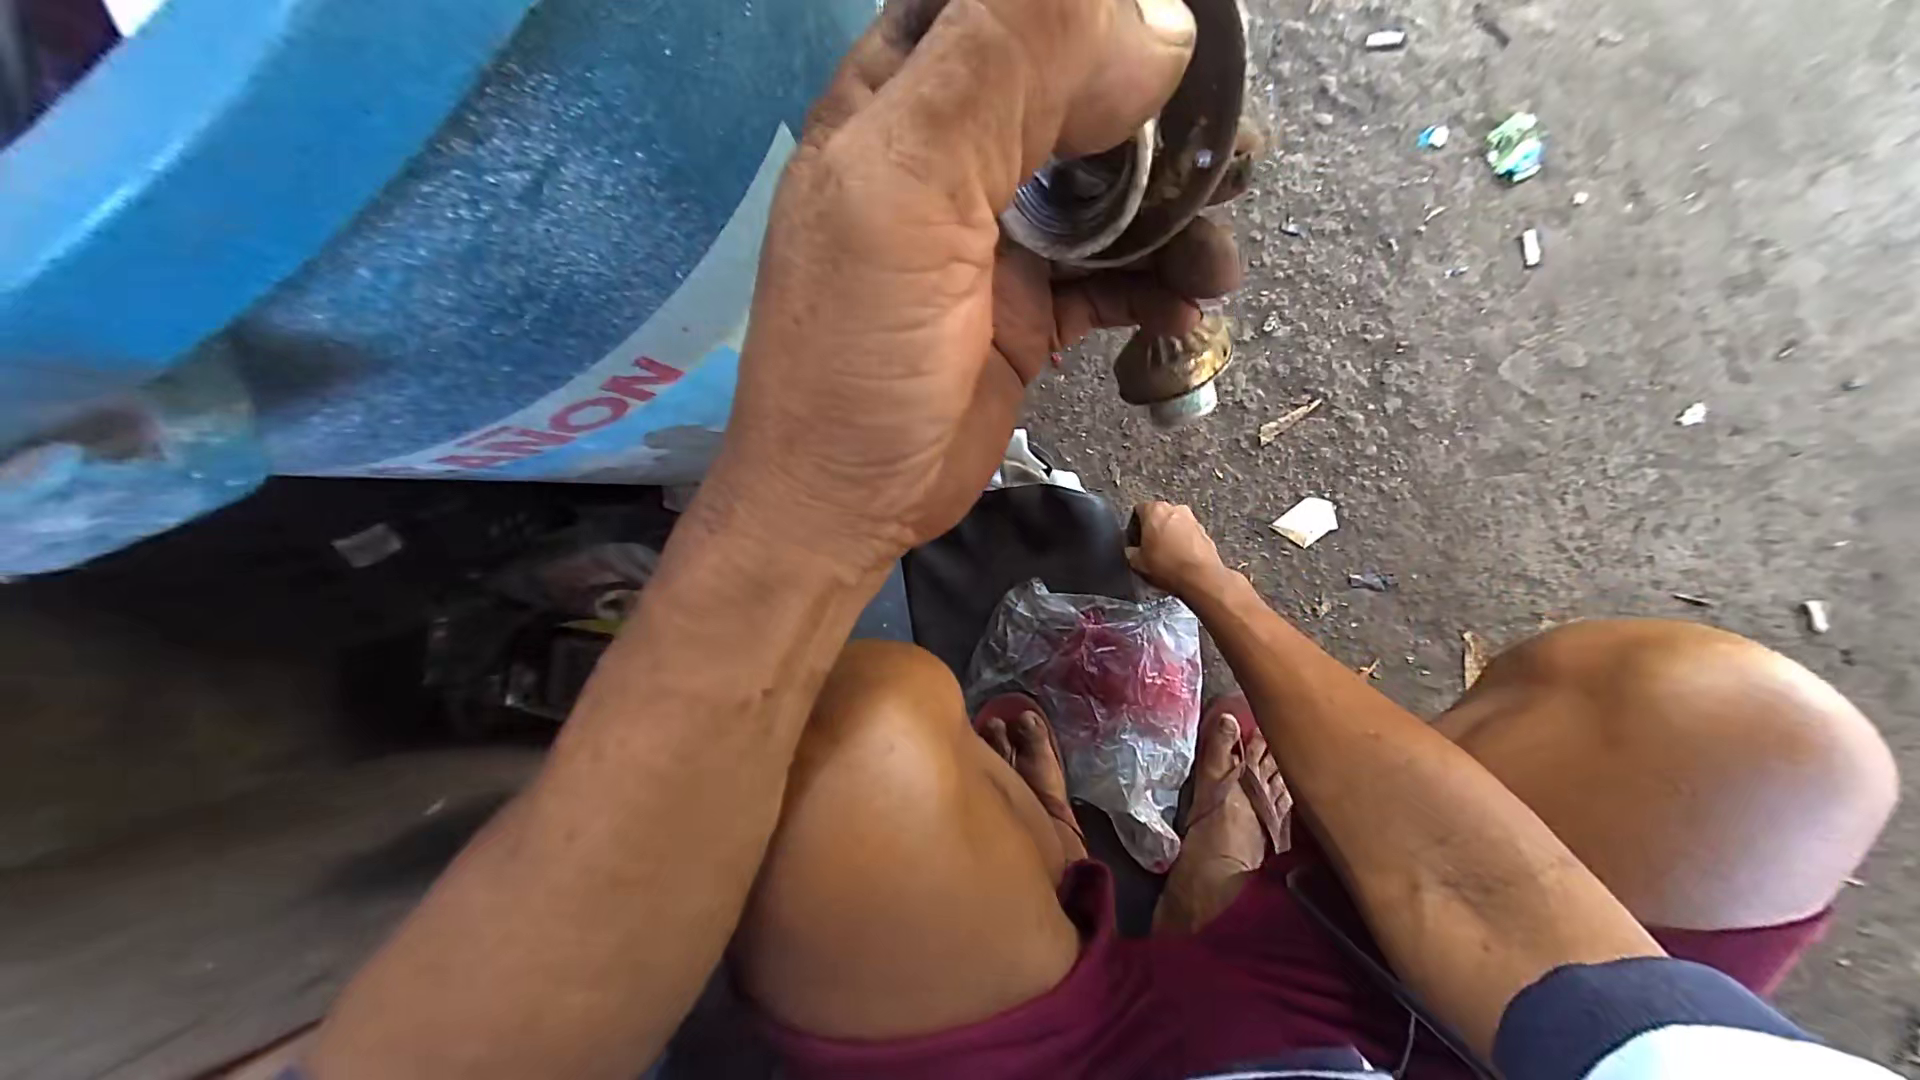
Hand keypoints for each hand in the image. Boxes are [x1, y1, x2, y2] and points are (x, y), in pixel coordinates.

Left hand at [703, 0, 1240, 572]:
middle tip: (1226, 158)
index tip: (1171, 49)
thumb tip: (1156, 29)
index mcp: (907, 103)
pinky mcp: (1028, 317)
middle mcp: (956, 163)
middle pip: (1080, 98)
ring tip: (1217, 256)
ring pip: (1108, 197)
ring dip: (1173, 218)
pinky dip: (1154, 288)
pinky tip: (1188, 308)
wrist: (848, 498)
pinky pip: (1109, 281)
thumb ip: (1007, 78)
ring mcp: (997, 245)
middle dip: (1160, 122)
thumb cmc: (855, 352)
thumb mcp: (906, 194)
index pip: (1008, 10)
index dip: (1093, 19)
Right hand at [1126, 501, 1231, 596]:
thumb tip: (1132, 551)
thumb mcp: (1138, 563)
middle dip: (1154, 527)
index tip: (1134, 538)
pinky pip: (1189, 534)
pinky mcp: (1205, 532)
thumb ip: (1131, 552)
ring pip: (1175, 524)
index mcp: (1155, 510)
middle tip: (1150, 546)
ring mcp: (1192, 519)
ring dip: (1170, 534)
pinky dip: (1184, 542)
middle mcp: (1175, 509)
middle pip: (1159, 515)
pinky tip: (1180, 558)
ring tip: (1166, 554)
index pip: (1139, 510)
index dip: (1134, 525)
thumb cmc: (1167, 565)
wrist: (1200, 577)